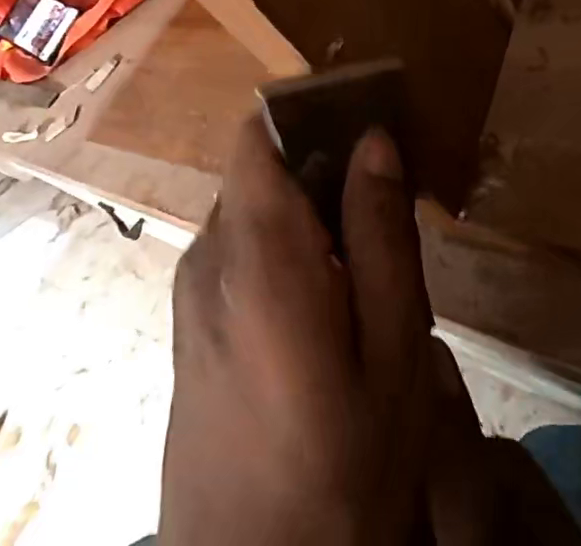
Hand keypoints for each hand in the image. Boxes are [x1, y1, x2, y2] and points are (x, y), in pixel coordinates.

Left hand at [159, 120, 431, 545]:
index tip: (367, 122)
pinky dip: (283, 248)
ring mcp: (190, 289)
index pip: (259, 133)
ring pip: (252, 211)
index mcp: (256, 250)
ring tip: (364, 260)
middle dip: (321, 169)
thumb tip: (375, 141)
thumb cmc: (342, 466)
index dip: (309, 113)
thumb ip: (381, 234)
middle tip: (384, 204)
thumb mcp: (391, 348)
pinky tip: (325, 302)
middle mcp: (208, 254)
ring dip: (306, 214)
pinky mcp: (189, 320)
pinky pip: (239, 253)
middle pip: (259, 172)